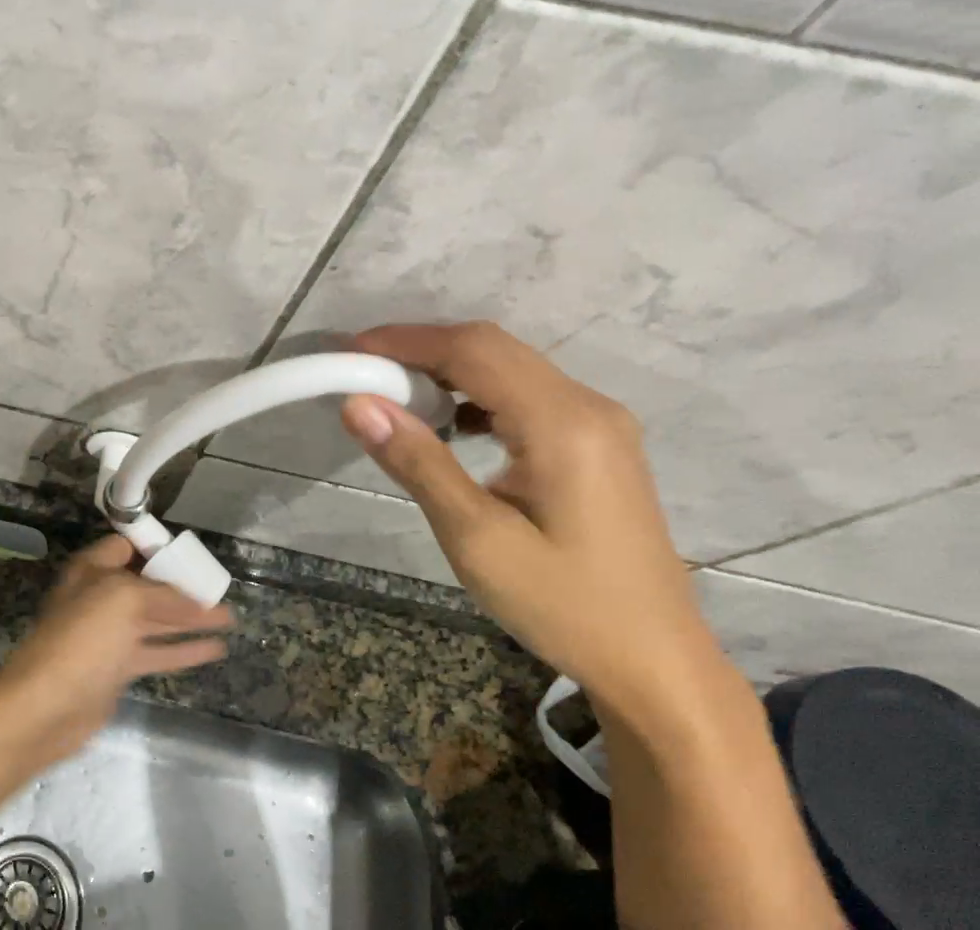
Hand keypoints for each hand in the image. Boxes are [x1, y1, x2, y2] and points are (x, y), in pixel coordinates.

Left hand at [0, 535, 233, 764]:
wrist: (46, 705)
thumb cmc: (82, 639)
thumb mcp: (122, 599)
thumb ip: (161, 594)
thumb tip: (194, 600)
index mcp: (92, 571)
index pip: (125, 547)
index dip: (154, 547)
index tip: (188, 552)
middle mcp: (99, 598)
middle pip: (146, 585)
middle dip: (181, 585)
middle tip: (219, 586)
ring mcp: (107, 635)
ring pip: (155, 620)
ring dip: (190, 619)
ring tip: (229, 617)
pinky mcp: (116, 669)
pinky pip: (156, 652)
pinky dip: (184, 649)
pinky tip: (215, 649)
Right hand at [339, 322, 717, 708]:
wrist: (654, 660)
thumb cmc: (563, 605)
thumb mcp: (477, 539)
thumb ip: (419, 463)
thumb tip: (358, 403)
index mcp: (562, 425)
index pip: (473, 352)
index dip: (405, 342)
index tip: (347, 351)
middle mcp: (588, 407)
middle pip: (493, 348)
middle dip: (421, 349)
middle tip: (360, 369)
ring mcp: (599, 424)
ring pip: (510, 368)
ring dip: (448, 369)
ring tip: (392, 395)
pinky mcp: (597, 445)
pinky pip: (527, 395)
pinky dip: (476, 394)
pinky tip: (448, 426)